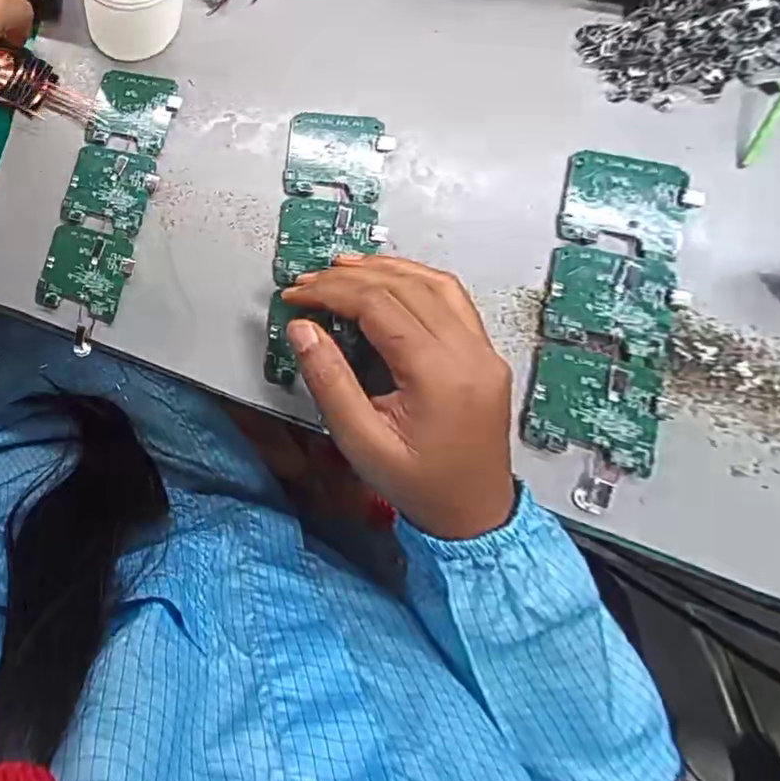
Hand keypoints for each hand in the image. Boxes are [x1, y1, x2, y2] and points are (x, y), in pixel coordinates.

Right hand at [281, 254, 515, 539]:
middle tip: (308, 282)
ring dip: (384, 268)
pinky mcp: (483, 355)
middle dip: (349, 277)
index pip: (379, 306)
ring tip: (342, 266)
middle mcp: (471, 355)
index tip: (296, 296)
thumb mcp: (359, 439)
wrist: (473, 514)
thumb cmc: (418, 484)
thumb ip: (329, 380)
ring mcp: (483, 352)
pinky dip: (413, 278)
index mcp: (440, 376)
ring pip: (435, 283)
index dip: (330, 292)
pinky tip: (386, 278)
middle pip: (406, 287)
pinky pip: (451, 298)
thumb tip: (303, 330)